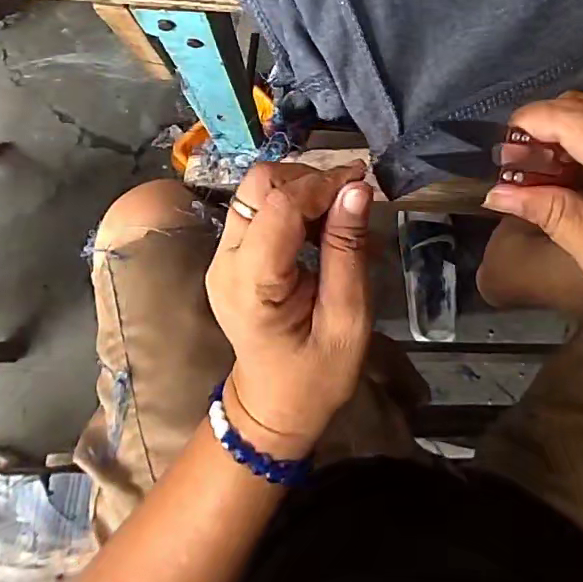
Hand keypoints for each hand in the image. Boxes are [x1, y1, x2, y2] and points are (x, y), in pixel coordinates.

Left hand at [207, 161, 374, 457]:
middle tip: (351, 196)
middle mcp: (225, 260)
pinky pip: (257, 208)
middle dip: (308, 179)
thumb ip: (347, 250)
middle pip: (259, 185)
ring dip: (301, 187)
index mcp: (251, 283)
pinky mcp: (228, 253)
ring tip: (339, 210)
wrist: (273, 402)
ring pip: (256, 189)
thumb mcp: (348, 319)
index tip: (361, 180)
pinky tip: (319, 223)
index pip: (279, 205)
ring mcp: (221, 255)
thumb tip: (357, 190)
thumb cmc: (317, 373)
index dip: (322, 183)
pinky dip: (291, 202)